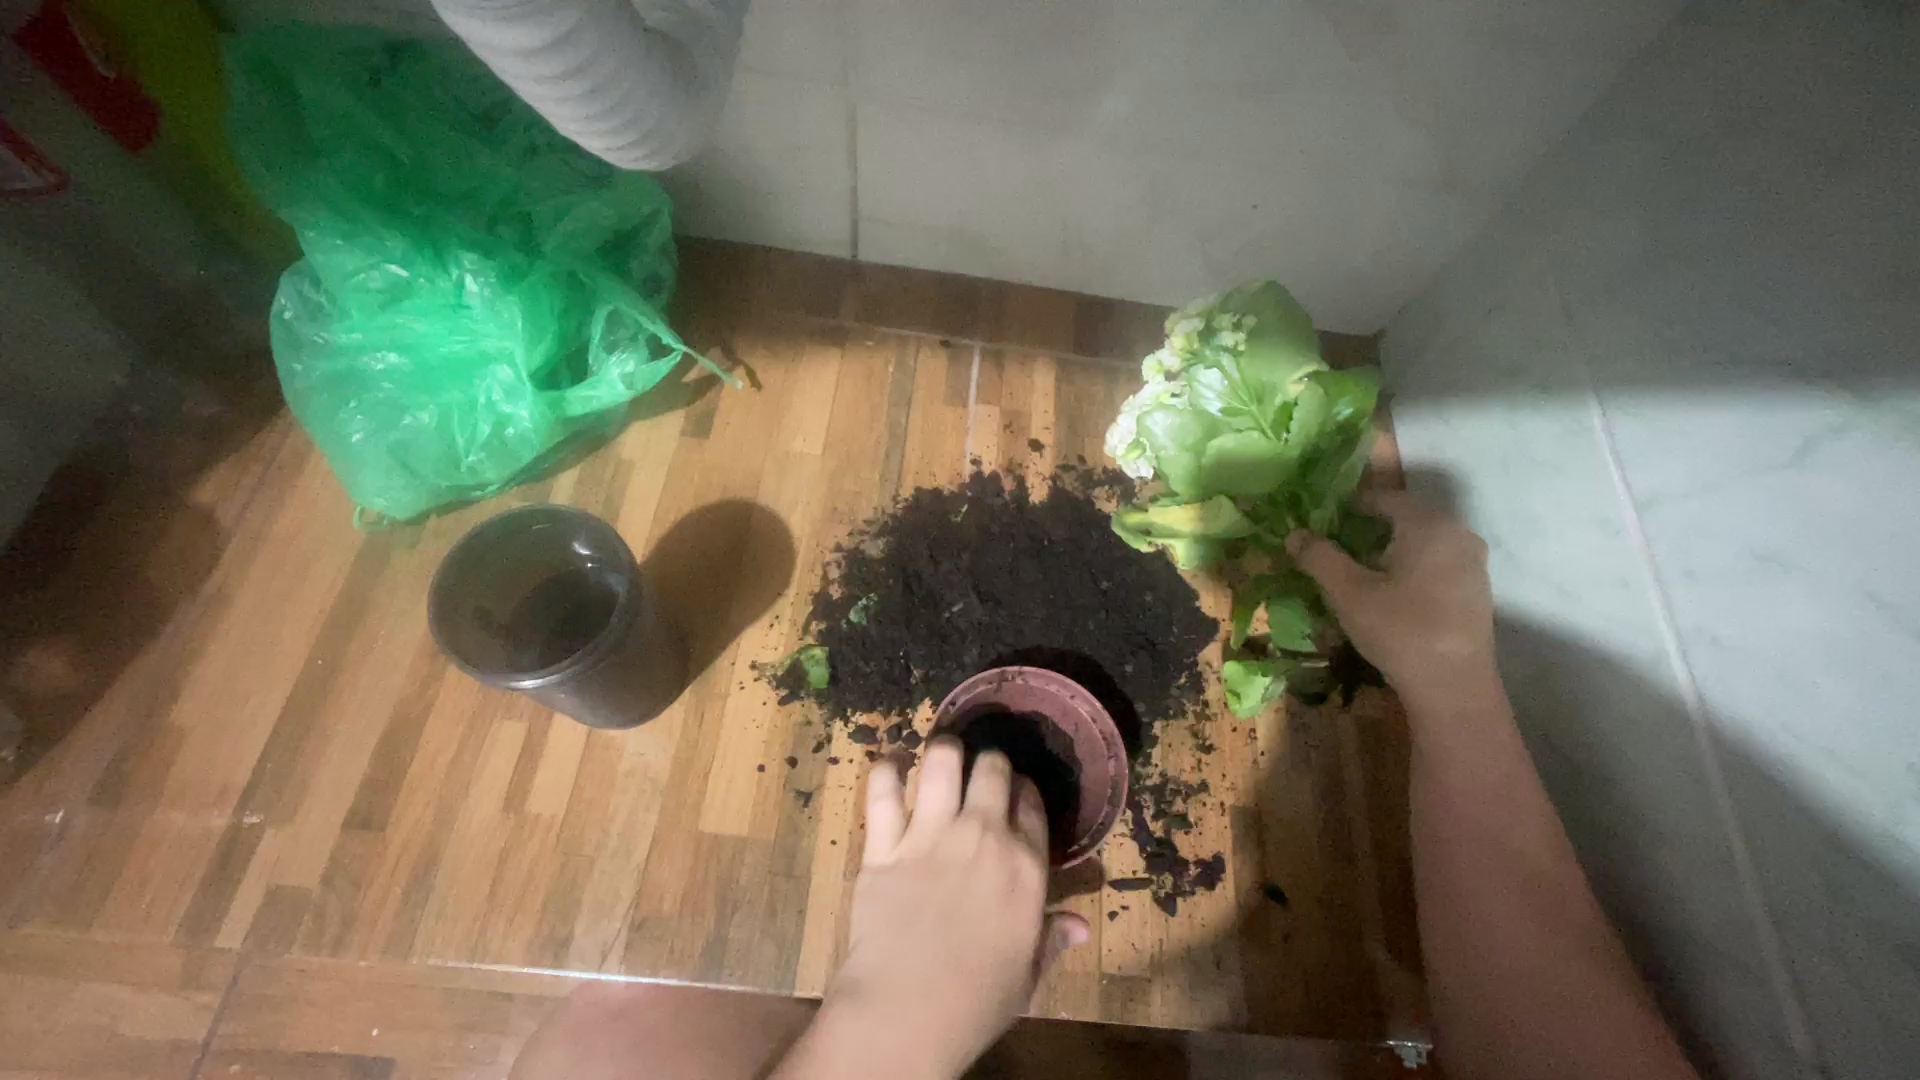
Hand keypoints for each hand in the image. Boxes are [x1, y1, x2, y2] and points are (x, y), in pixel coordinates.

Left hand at [801, 738, 1088, 1078]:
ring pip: (943, 761)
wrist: (907, 1011)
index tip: (1017, 790)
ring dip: (944, 751)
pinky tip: (892, 766)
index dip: (1024, 789)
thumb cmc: (977, 1002)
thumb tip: (1081, 926)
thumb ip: (1052, 939)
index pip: (1031, 803)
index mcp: (1024, 865)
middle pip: (993, 769)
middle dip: (990, 762)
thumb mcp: (1027, 975)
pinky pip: (883, 790)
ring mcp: (931, 834)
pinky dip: (887, 770)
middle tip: (980, 772)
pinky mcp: (884, 843)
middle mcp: (982, 835)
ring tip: (942, 755)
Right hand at [1288, 490, 1496, 707]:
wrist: (1453, 686)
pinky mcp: (1475, 589)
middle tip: (1332, 545)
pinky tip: (1386, 591)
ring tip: (1354, 569)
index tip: (1320, 521)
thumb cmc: (1399, 630)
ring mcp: (1472, 563)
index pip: (1383, 497)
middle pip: (1404, 518)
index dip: (1348, 505)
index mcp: (1429, 525)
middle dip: (1366, 527)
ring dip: (1386, 548)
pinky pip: (1435, 561)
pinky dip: (1408, 565)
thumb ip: (1318, 557)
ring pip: (1420, 541)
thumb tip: (1294, 534)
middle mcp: (1458, 534)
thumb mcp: (1347, 591)